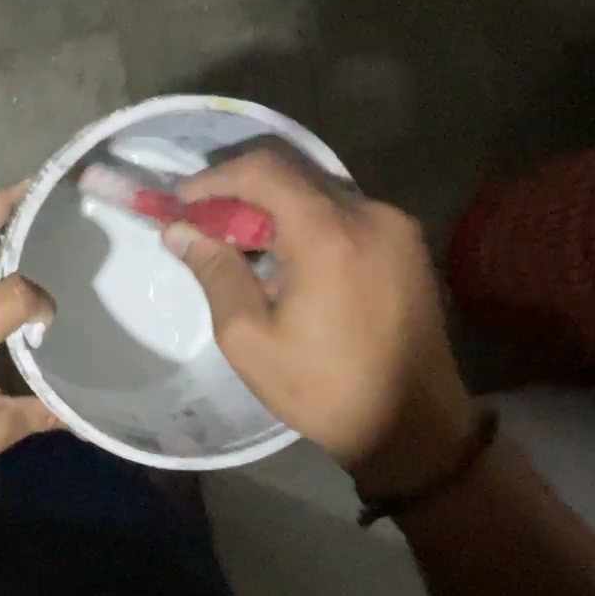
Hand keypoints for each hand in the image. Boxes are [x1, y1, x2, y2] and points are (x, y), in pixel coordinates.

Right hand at [162, 149, 479, 496]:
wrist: (414, 424)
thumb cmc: (322, 387)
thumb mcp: (248, 338)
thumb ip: (215, 273)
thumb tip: (180, 232)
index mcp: (329, 235)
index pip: (264, 171)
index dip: (215, 178)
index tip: (181, 201)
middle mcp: (370, 214)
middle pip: (292, 176)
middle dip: (239, 193)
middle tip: (201, 224)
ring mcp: (395, 226)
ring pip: (317, 194)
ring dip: (271, 209)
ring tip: (237, 246)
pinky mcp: (406, 244)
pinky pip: (343, 214)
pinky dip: (303, 223)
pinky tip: (282, 260)